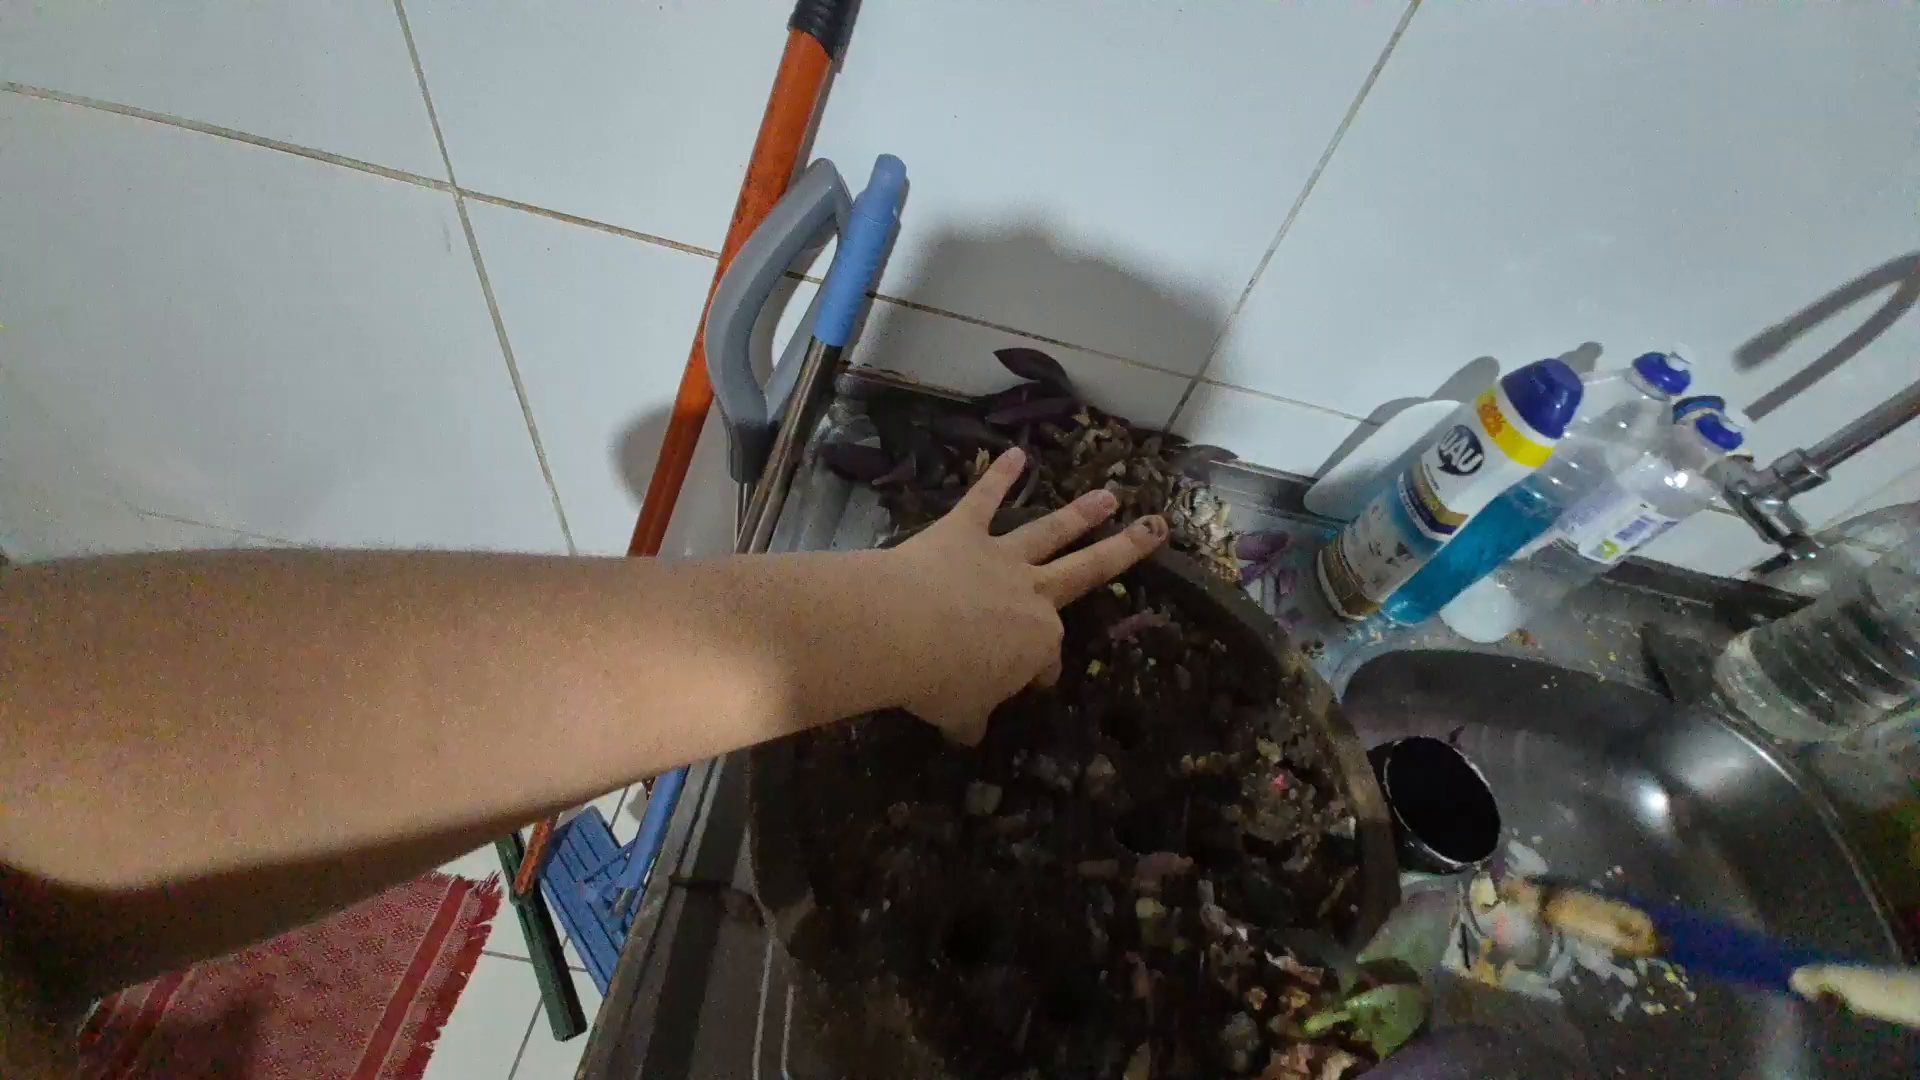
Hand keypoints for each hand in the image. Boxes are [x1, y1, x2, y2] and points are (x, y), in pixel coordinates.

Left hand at [883, 448, 1167, 744]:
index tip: (1031, 683)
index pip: (1046, 657)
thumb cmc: (940, 679)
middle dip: (1123, 551)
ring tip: (1109, 496)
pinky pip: (983, 500)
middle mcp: (1031, 593)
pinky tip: (1014, 453)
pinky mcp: (963, 531)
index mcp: (1037, 640)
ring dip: (1079, 514)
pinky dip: (997, 477)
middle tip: (1155, 530)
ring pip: (1048, 532)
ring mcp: (1000, 557)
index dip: (1039, 672)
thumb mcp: (961, 712)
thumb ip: (971, 717)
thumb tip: (970, 731)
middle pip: (1085, 570)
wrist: (904, 630)